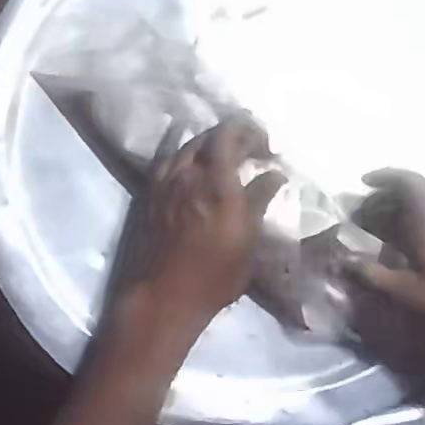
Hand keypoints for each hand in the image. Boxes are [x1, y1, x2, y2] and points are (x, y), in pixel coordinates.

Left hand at [116, 120, 286, 345]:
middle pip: (207, 138)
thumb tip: (274, 174)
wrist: (164, 294)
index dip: (247, 130)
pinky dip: (185, 156)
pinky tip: (192, 167)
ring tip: (222, 159)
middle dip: (231, 137)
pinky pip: (168, 161)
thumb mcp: (247, 239)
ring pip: (186, 147)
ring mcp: (165, 182)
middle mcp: (188, 174)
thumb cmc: (214, 274)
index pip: (228, 135)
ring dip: (207, 145)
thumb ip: (259, 200)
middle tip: (249, 151)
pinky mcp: (150, 193)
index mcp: (217, 183)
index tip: (264, 144)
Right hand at [348, 169, 424, 351]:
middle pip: (416, 191)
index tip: (363, 183)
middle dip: (385, 196)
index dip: (384, 176)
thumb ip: (373, 274)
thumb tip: (344, 261)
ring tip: (380, 228)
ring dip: (402, 209)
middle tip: (364, 213)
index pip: (409, 181)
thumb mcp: (408, 292)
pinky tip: (408, 244)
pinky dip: (418, 221)